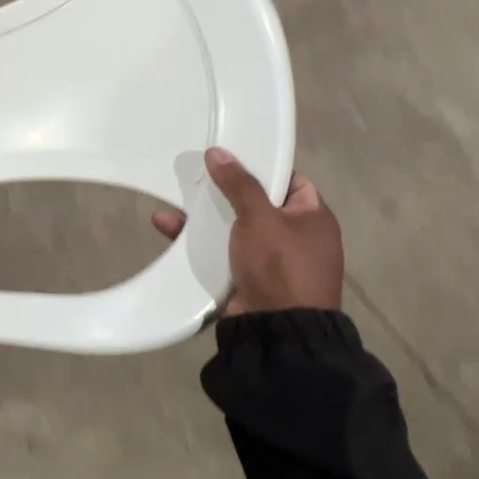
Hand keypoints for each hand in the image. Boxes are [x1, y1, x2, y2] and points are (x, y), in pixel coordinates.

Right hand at [151, 147, 343, 315]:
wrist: (277, 326)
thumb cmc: (281, 265)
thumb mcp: (261, 218)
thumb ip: (240, 185)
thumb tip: (218, 152)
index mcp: (313, 218)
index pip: (291, 181)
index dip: (263, 168)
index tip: (230, 157)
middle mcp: (295, 236)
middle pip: (255, 203)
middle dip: (222, 191)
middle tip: (195, 174)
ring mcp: (269, 258)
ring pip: (231, 226)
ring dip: (202, 215)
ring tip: (173, 198)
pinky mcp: (244, 274)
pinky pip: (217, 249)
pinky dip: (194, 239)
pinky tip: (165, 225)